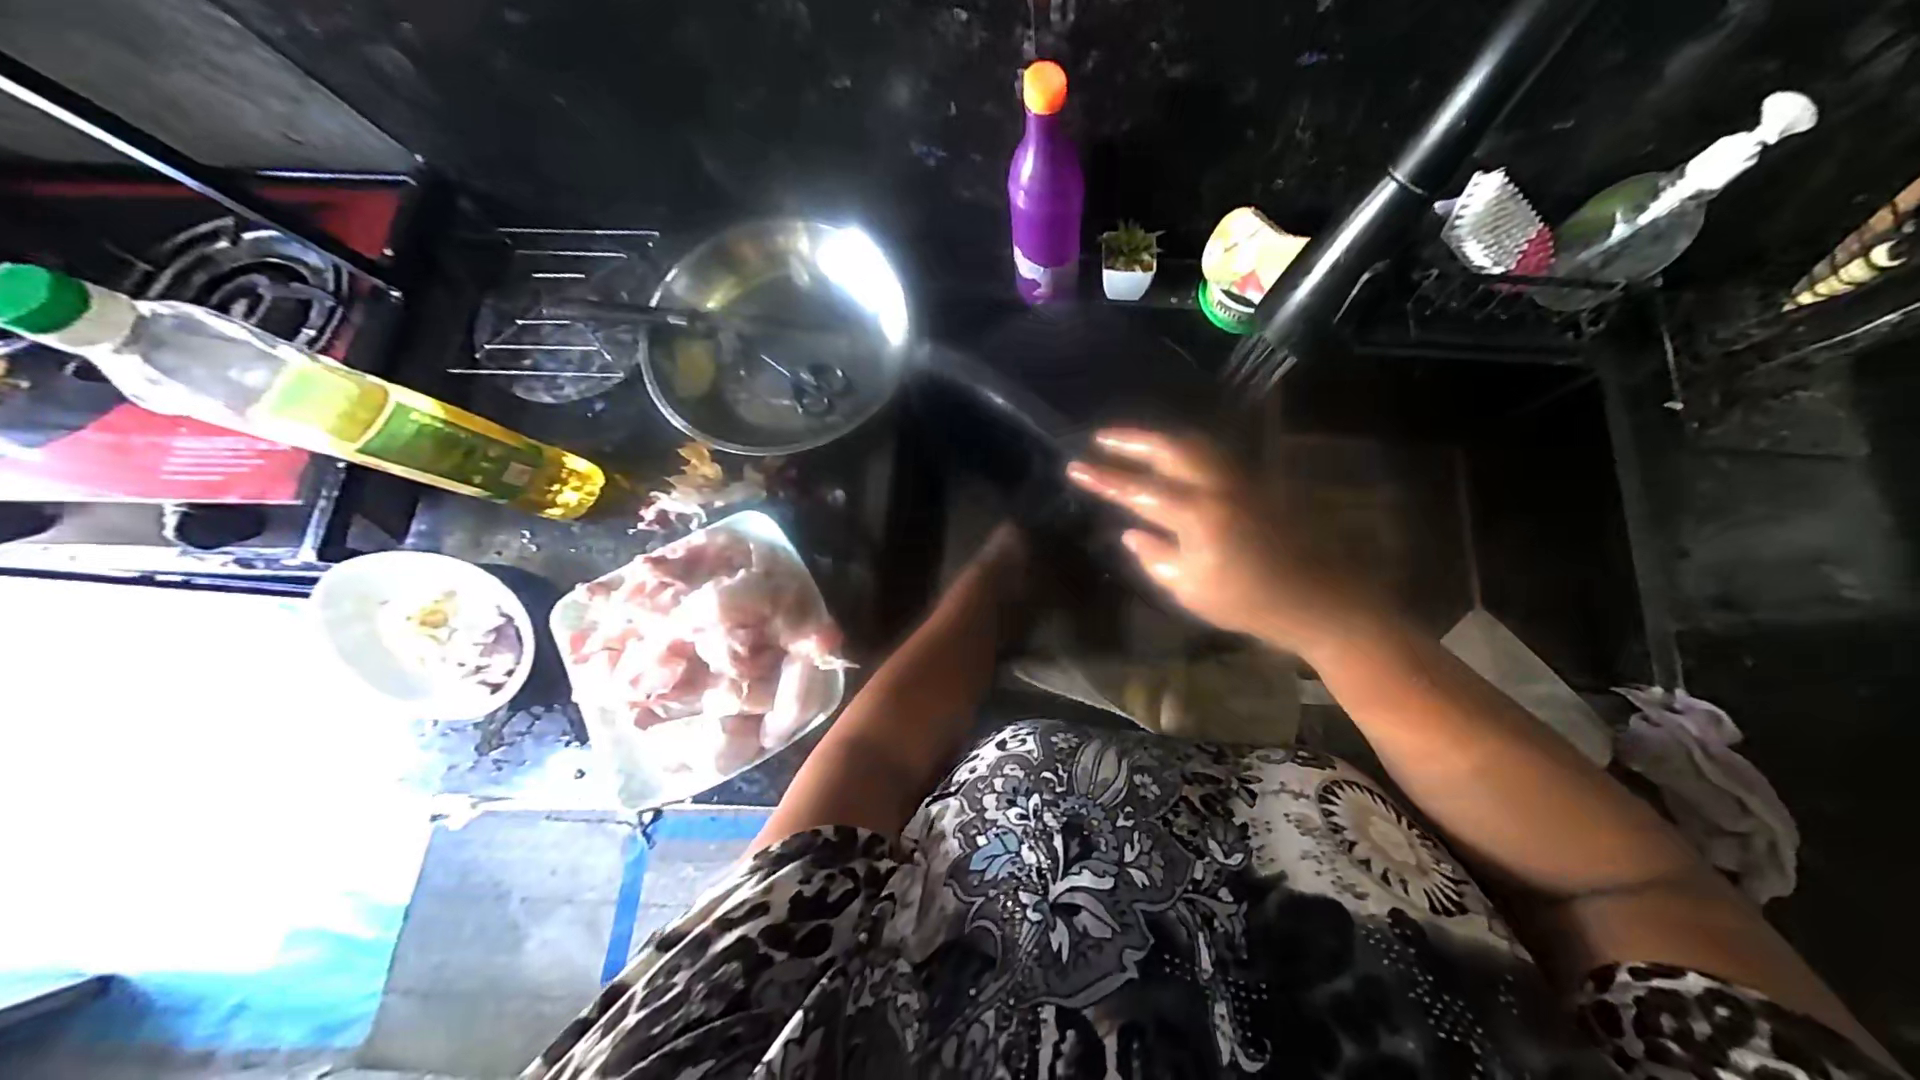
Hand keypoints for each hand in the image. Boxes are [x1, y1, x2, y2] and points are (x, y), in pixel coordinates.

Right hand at [1066, 428, 1382, 657]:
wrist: (1320, 599)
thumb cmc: (1250, 604)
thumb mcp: (1191, 589)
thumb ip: (1155, 556)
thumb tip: (1130, 532)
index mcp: (1198, 516)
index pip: (1139, 490)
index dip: (1103, 478)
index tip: (1074, 466)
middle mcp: (1220, 486)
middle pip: (1170, 448)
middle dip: (1131, 440)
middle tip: (1100, 438)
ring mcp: (1243, 479)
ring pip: (1195, 444)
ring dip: (1158, 439)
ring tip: (1131, 441)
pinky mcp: (1258, 482)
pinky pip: (1213, 454)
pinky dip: (1184, 449)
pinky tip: (1173, 457)